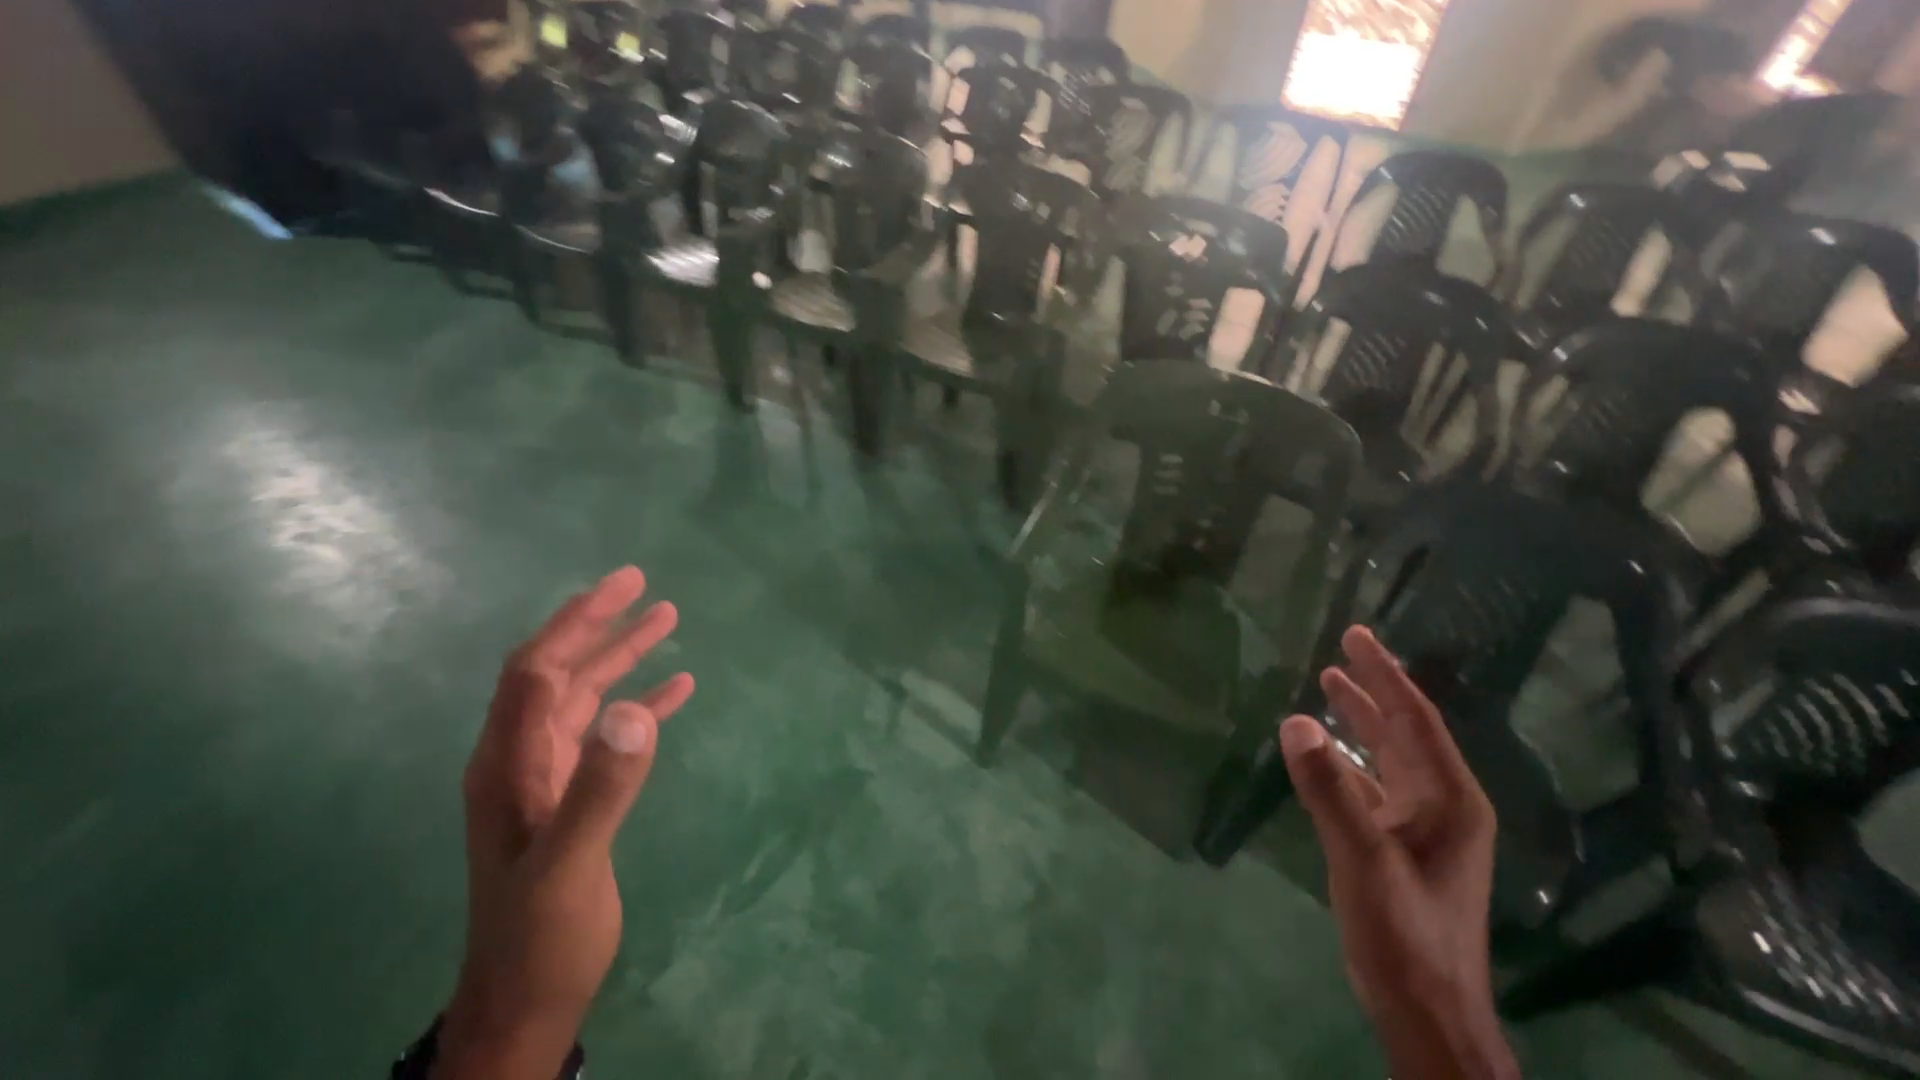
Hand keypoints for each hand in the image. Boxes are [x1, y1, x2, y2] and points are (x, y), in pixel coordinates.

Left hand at [435, 567, 694, 1079]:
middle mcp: (519, 760)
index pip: (535, 671)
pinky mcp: (570, 799)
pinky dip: (638, 707)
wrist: (526, 1000)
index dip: (577, 623)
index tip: (625, 586)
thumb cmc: (540, 936)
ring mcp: (544, 780)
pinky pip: (606, 736)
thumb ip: (600, 789)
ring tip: (667, 621)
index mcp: (506, 764)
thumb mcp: (569, 866)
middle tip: (644, 584)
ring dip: (621, 660)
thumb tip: (634, 711)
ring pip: (583, 700)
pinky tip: (676, 692)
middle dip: (598, 626)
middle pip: (557, 674)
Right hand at [1279, 627, 1518, 1079]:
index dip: (1385, 675)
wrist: (1427, 1010)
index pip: (1414, 720)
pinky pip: (1375, 787)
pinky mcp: (1402, 849)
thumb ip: (1329, 790)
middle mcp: (1443, 805)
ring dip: (1362, 722)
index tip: (1357, 635)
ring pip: (1390, 758)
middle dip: (1374, 690)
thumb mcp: (1362, 859)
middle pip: (1406, 732)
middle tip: (1342, 650)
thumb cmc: (1404, 933)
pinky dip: (1350, 762)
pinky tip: (1325, 755)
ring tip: (1330, 686)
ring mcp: (1425, 830)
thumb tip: (1295, 723)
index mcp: (1450, 799)